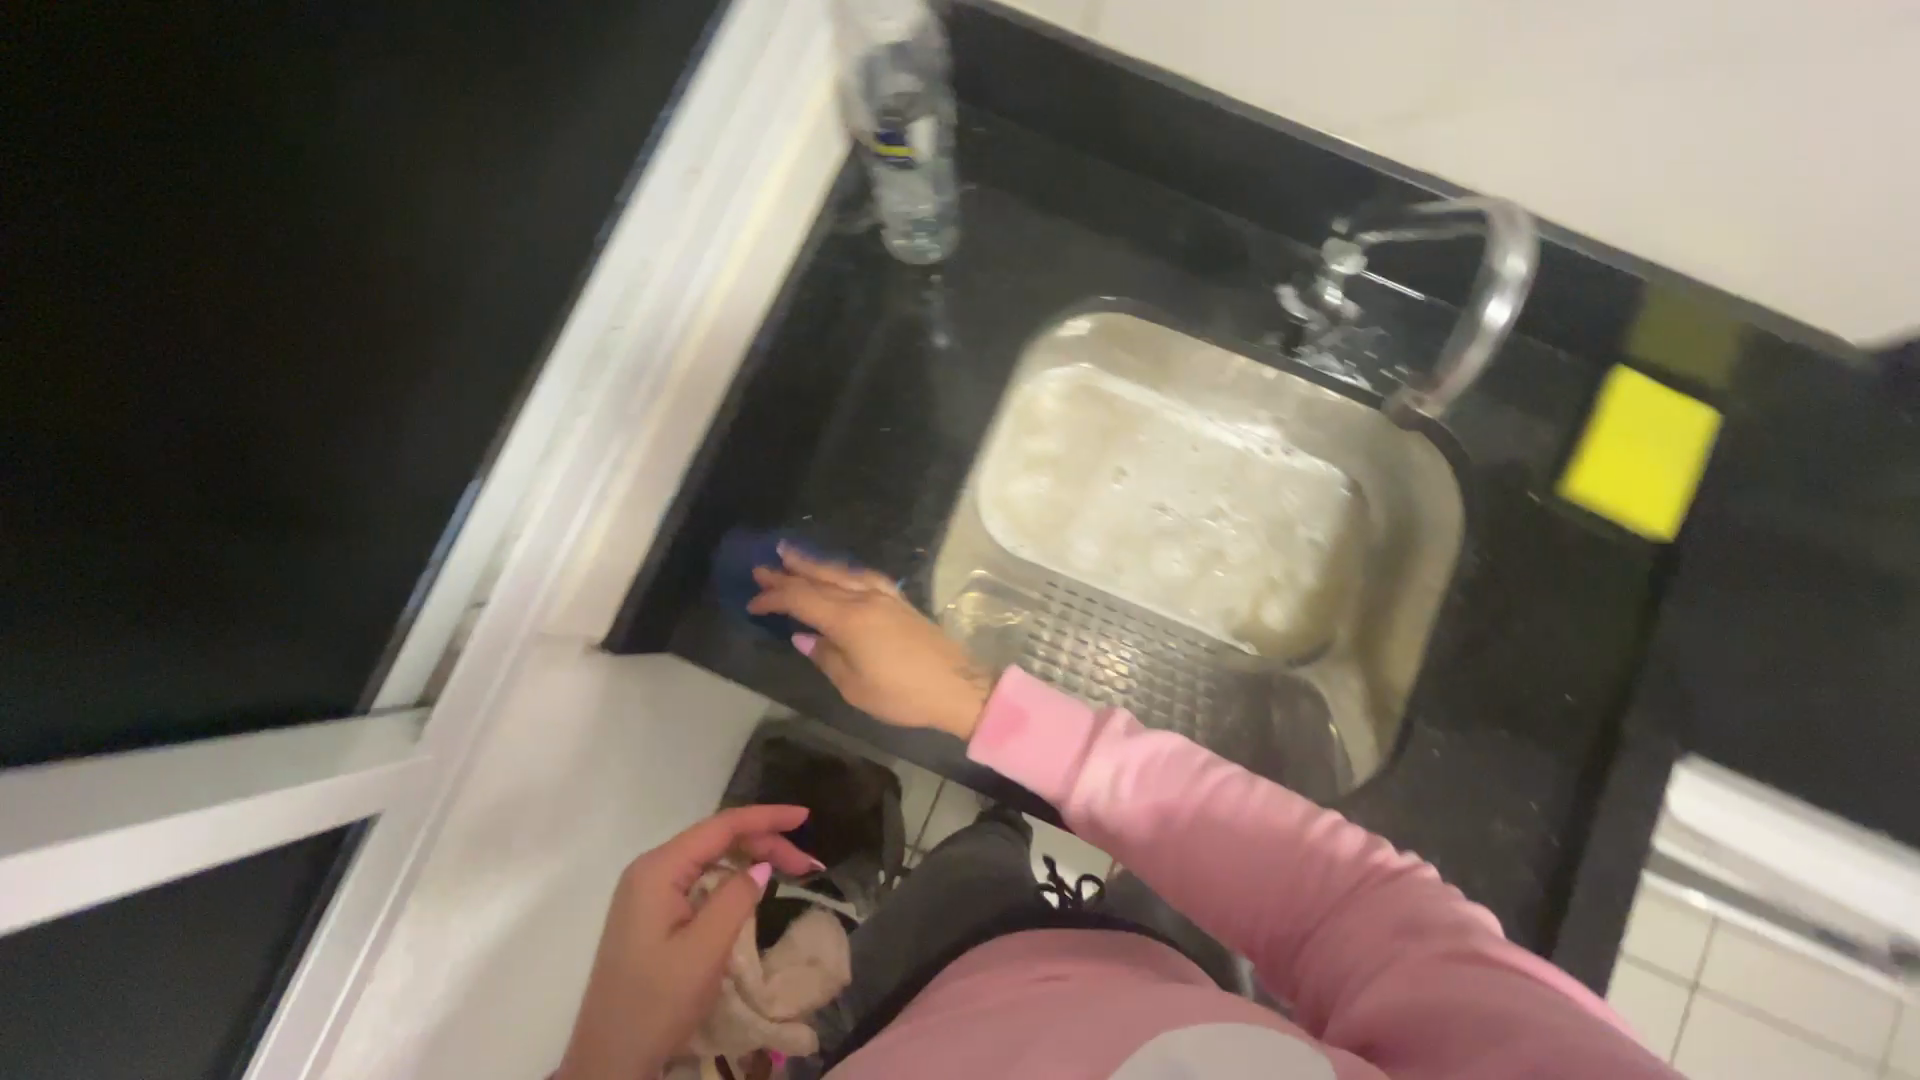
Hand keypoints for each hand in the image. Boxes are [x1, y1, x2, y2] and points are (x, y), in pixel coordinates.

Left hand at [556, 805, 818, 1079]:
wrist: (608, 1061)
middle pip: (717, 840)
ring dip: (752, 861)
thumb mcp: (705, 950)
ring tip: (792, 872)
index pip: (721, 826)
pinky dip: (733, 881)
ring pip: (711, 859)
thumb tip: (761, 867)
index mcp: (658, 869)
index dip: (766, 818)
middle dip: (765, 843)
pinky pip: (700, 881)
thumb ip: (737, 898)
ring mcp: (649, 893)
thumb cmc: (656, 1003)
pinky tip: (755, 890)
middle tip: (808, 865)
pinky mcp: (653, 914)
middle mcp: (651, 870)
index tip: (805, 817)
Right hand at [748, 544, 993, 739]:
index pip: (801, 599)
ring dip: (815, 564)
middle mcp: (865, 599)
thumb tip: (804, 636)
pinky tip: (840, 572)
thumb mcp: (854, 686)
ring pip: (843, 572)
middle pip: (820, 579)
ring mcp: (885, 596)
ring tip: (792, 555)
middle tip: (762, 566)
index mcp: (849, 619)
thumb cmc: (901, 694)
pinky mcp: (900, 601)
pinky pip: (864, 576)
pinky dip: (844, 571)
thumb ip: (826, 656)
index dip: (774, 598)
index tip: (752, 601)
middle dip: (788, 572)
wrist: (956, 686)